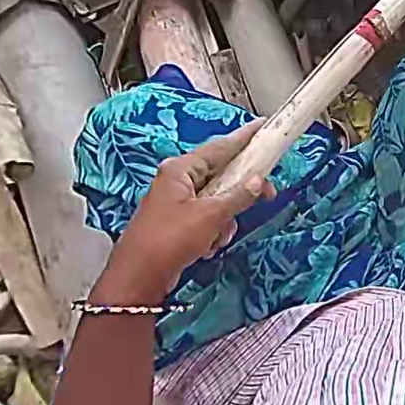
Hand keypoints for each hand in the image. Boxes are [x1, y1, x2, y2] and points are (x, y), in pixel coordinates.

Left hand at [94, 119, 274, 305]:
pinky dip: (213, 229)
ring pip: (217, 198)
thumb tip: (258, 181)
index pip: (220, 146)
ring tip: (220, 233)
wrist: (139, 278)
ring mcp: (176, 200)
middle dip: (240, 191)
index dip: (244, 137)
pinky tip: (209, 244)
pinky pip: (207, 216)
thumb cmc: (169, 240)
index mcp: (180, 169)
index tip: (262, 126)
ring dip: (225, 217)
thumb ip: (239, 196)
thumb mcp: (212, 215)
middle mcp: (177, 180)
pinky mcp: (177, 221)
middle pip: (221, 173)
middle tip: (265, 193)